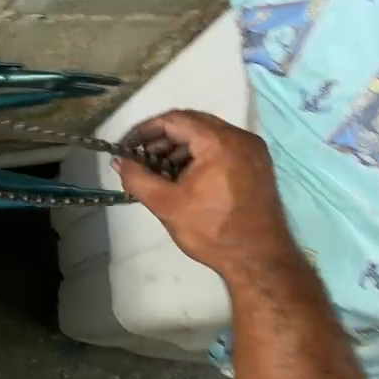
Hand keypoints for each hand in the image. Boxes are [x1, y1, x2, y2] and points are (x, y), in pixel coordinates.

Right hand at [113, 110, 302, 285]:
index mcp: (219, 142)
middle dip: (160, 139)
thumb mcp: (165, 204)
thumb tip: (119, 161)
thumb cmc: (211, 230)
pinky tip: (182, 178)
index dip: (144, 130)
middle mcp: (240, 138)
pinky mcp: (257, 164)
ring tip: (157, 172)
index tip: (126, 147)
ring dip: (178, 148)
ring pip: (207, 135)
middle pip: (192, 123)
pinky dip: (197, 155)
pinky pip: (221, 147)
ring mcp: (252, 150)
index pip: (174, 120)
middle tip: (139, 159)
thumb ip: (137, 178)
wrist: (259, 259)